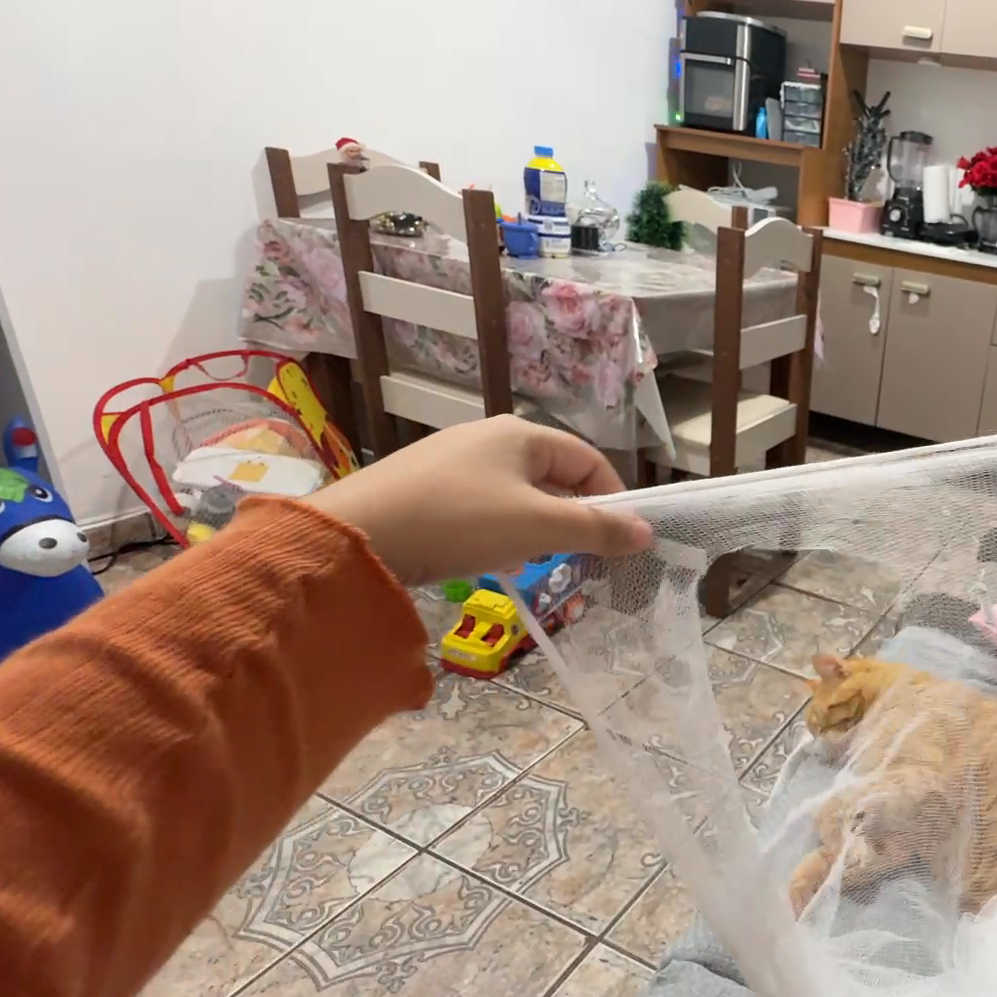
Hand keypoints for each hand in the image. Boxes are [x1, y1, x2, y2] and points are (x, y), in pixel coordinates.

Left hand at [303, 416, 651, 585]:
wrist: (349, 538)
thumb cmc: (459, 521)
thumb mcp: (539, 527)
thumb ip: (598, 529)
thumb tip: (647, 532)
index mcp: (523, 435)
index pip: (590, 462)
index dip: (613, 499)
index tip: (619, 539)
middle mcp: (490, 438)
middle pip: (556, 477)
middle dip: (574, 519)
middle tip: (581, 556)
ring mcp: (453, 461)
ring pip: (520, 495)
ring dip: (539, 529)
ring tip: (536, 562)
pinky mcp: (425, 486)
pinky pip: (484, 505)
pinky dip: (502, 531)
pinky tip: (493, 559)